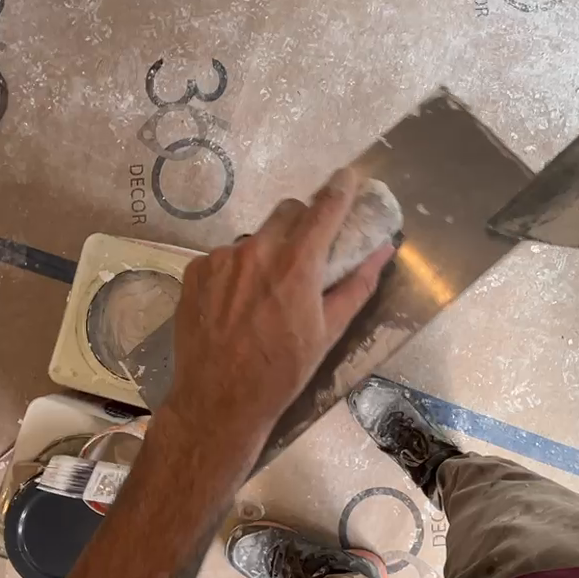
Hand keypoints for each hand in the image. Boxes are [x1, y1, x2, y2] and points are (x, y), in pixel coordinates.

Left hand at [159, 168, 395, 466]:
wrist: (217, 401)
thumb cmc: (281, 372)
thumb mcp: (328, 333)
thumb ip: (357, 285)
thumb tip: (383, 251)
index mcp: (295, 266)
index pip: (323, 210)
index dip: (340, 190)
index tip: (348, 177)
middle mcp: (256, 252)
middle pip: (286, 213)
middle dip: (301, 222)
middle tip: (307, 249)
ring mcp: (220, 259)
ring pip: (254, 238)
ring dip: (267, 252)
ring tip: (264, 293)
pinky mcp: (195, 271)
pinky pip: (225, 257)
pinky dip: (237, 271)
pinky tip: (236, 304)